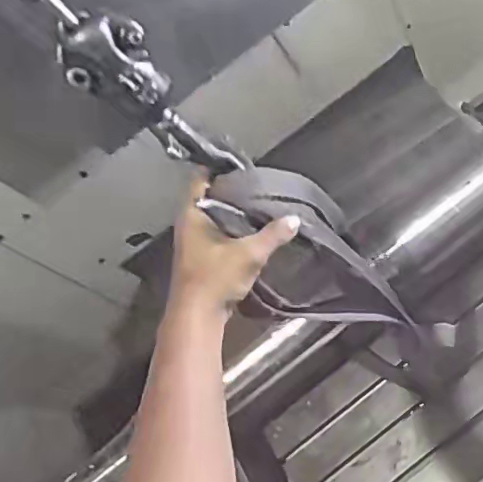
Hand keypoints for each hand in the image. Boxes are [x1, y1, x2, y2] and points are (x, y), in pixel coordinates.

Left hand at [170, 173, 299, 311]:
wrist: (198, 313)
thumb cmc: (216, 277)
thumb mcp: (249, 254)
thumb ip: (272, 236)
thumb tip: (294, 219)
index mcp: (192, 214)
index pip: (200, 180)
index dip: (218, 171)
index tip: (240, 168)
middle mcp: (187, 224)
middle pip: (208, 200)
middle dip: (230, 194)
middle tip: (256, 189)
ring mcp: (193, 242)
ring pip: (213, 220)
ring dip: (232, 216)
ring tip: (258, 210)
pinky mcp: (201, 259)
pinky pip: (217, 237)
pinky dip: (232, 233)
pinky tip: (251, 237)